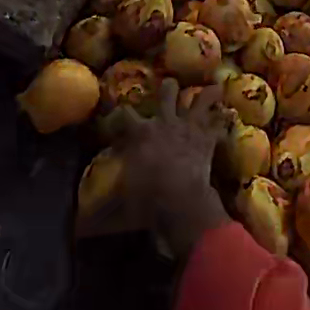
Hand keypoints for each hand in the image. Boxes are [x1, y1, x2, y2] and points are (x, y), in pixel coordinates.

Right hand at [79, 79, 230, 259]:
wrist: (178, 198)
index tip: (112, 117)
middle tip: (170, 83)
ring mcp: (189, 127)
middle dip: (168, 88)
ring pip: (200, 101)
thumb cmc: (145, 197)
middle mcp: (165, 121)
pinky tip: (232, 115)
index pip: (124, 115)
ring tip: (215, 87)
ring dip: (207, 95)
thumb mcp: (119, 203)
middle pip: (167, 94)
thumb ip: (100, 210)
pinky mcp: (207, 138)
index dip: (117, 115)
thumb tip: (78, 226)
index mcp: (141, 132)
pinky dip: (225, 121)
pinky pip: (220, 125)